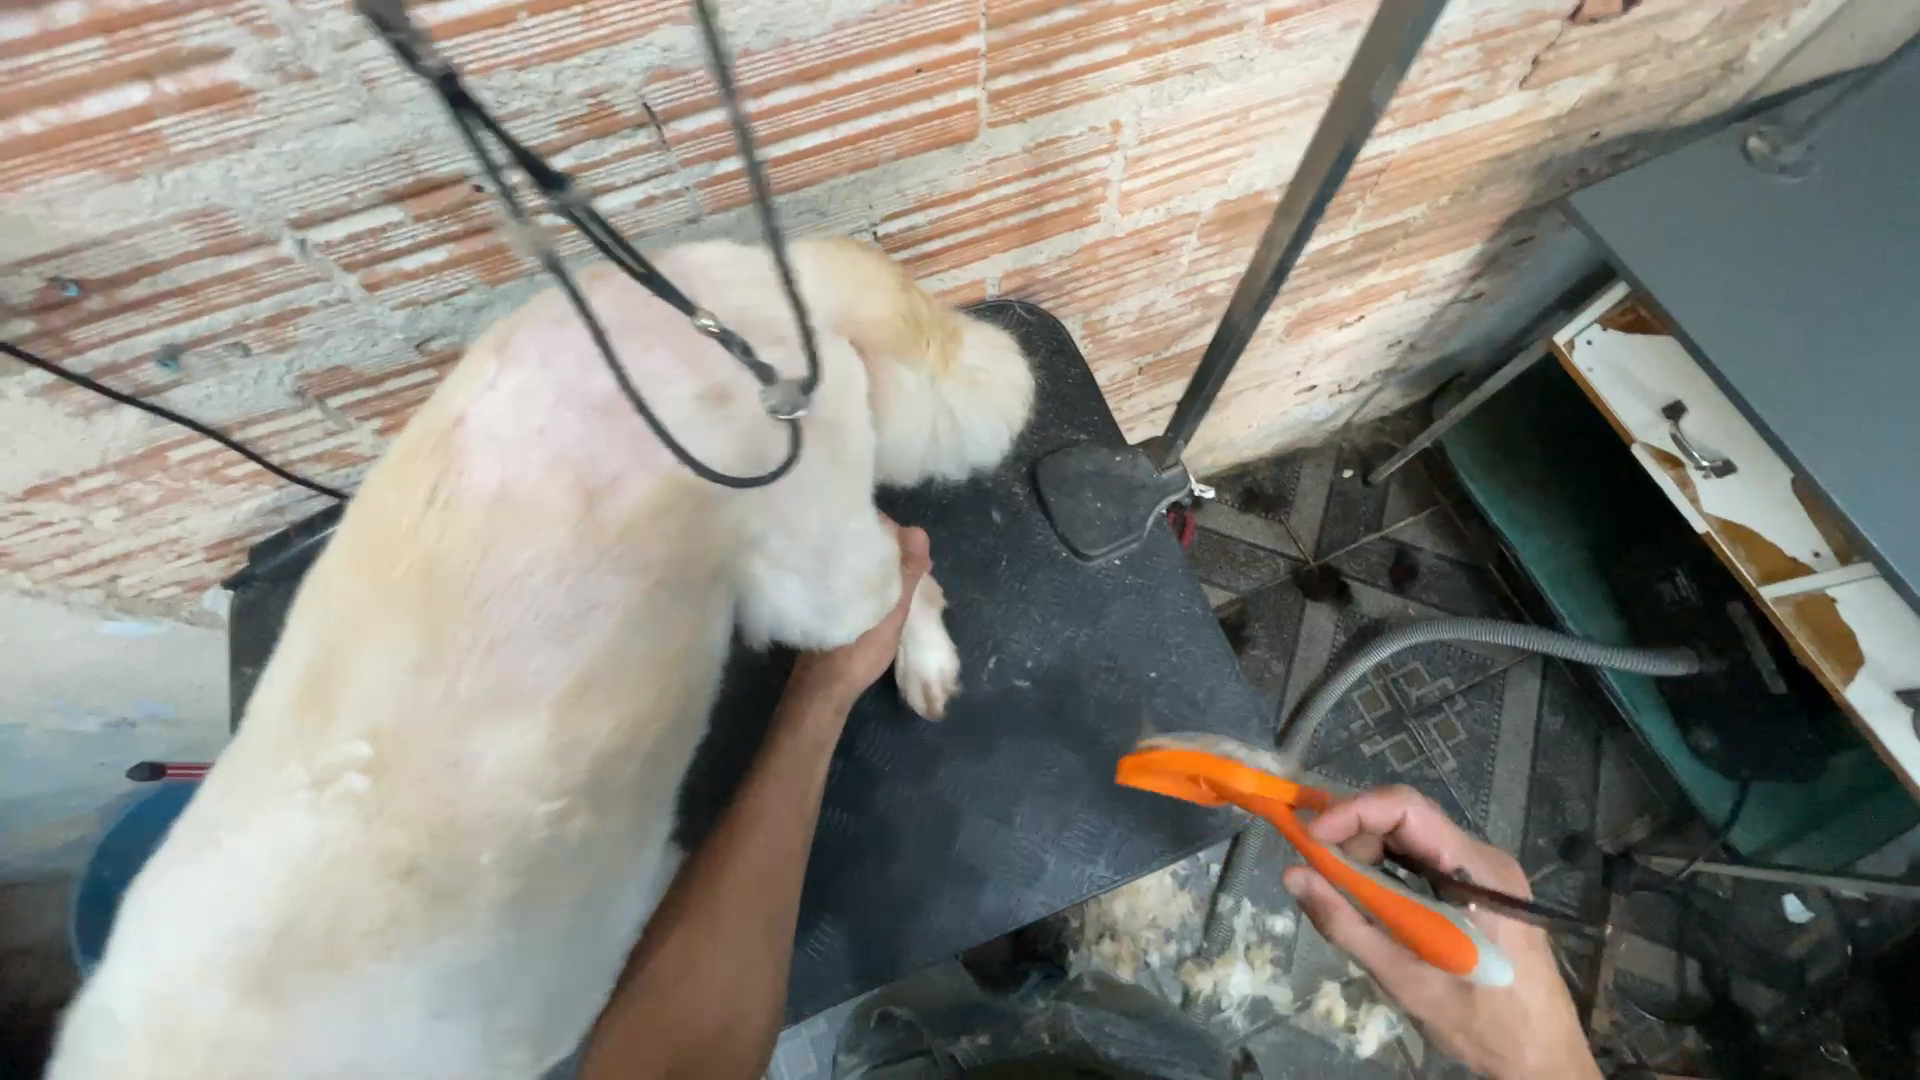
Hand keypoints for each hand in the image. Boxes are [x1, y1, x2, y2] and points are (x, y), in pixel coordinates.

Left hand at [785, 522, 931, 710]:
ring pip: (860, 565)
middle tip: (920, 572)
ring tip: (910, 584)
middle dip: (893, 553)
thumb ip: (906, 572)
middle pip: (865, 546)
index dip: (896, 534)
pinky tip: (888, 596)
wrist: (826, 688)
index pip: (869, 527)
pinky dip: (873, 583)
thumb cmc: (860, 649)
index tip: (918, 554)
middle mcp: (829, 569)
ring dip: (885, 570)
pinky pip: (854, 581)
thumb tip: (918, 531)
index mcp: (842, 564)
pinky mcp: (828, 602)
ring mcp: (827, 586)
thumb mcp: (893, 610)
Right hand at [1282, 786, 1599, 1079]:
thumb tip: (1291, 875)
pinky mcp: (1475, 884)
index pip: (1406, 809)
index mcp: (1479, 873)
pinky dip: (1382, 868)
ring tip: (1343, 890)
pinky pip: (1417, 855)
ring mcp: (1482, 870)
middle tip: (1321, 868)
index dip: (1352, 812)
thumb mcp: (1406, 980)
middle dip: (1352, 835)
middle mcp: (1484, 857)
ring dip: (1364, 853)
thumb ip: (1345, 924)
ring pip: (1406, 834)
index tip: (1312, 837)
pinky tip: (1370, 898)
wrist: (1546, 1065)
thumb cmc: (1484, 1026)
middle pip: (1403, 817)